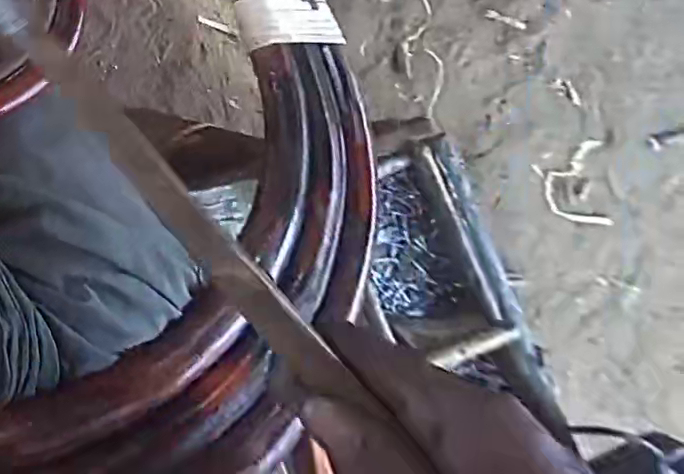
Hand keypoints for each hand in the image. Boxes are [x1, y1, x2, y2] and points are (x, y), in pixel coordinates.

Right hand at [298, 323, 586, 473]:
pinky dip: (412, 463)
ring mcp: (515, 448)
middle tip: (325, 456)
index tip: (280, 390)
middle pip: (378, 385)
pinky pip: (444, 452)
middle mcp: (490, 413)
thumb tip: (306, 393)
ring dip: (376, 447)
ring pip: (409, 424)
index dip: (307, 357)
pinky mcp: (522, 471)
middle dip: (344, 412)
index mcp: (465, 404)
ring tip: (357, 471)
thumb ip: (372, 451)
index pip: (349, 340)